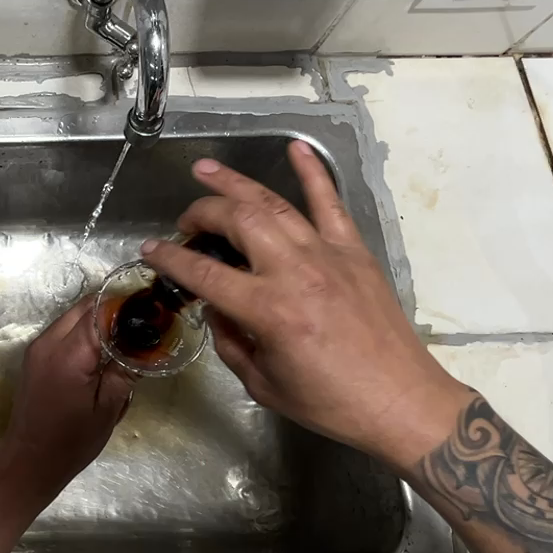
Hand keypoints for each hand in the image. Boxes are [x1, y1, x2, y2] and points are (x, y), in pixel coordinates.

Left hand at [0, 299, 133, 486]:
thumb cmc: (72, 440)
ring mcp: (37, 347)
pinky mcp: (34, 355)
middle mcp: (48, 342)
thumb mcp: (108, 409)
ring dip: (96, 320)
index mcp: (68, 355)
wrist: (29, 460)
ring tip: (123, 338)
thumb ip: (125, 371)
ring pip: (72, 316)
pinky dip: (82, 331)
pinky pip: (62, 330)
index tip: (149, 313)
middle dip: (112, 310)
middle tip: (139, 325)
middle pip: (84, 307)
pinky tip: (100, 350)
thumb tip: (146, 344)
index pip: (99, 312)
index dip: (125, 308)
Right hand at [140, 143, 473, 472]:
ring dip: (235, 183)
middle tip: (185, 224)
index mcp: (269, 310)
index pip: (205, 273)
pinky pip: (330, 203)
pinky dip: (313, 172)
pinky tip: (296, 148)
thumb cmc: (330, 403)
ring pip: (273, 204)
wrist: (403, 404)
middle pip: (236, 221)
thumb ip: (229, 340)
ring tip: (206, 170)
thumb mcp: (262, 384)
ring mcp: (327, 255)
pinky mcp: (354, 251)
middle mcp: (294, 271)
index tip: (150, 250)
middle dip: (201, 214)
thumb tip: (215, 306)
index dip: (170, 258)